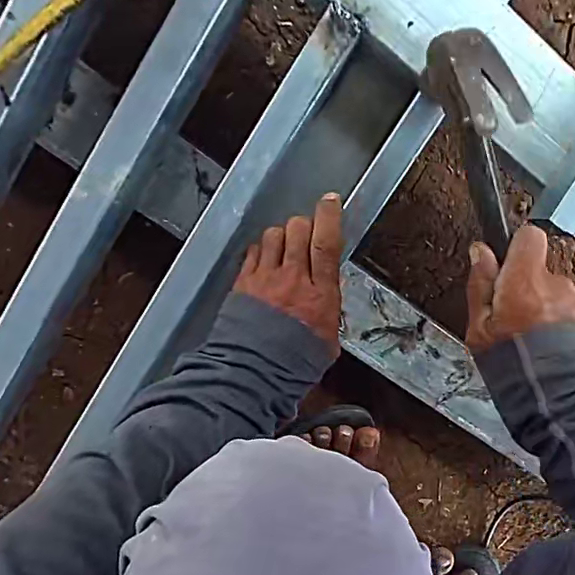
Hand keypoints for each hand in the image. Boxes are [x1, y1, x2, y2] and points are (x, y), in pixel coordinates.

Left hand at [234, 193, 343, 351]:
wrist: (255, 372)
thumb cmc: (296, 362)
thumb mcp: (328, 339)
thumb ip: (328, 311)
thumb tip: (327, 299)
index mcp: (320, 293)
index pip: (326, 243)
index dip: (330, 217)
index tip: (331, 202)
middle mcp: (293, 278)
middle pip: (298, 229)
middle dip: (305, 225)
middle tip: (307, 234)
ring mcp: (265, 278)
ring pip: (273, 234)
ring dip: (282, 236)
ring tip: (285, 249)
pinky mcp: (243, 283)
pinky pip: (253, 251)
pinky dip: (261, 250)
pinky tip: (265, 261)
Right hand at [465, 224, 574, 355]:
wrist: (555, 398)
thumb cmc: (513, 366)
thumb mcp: (479, 328)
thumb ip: (480, 284)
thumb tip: (481, 252)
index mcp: (525, 280)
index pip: (529, 236)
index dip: (515, 246)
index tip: (501, 266)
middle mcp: (555, 285)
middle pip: (538, 268)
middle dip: (522, 284)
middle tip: (505, 314)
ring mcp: (572, 302)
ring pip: (550, 291)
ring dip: (538, 306)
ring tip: (524, 337)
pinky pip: (562, 311)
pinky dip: (552, 322)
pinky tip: (540, 346)